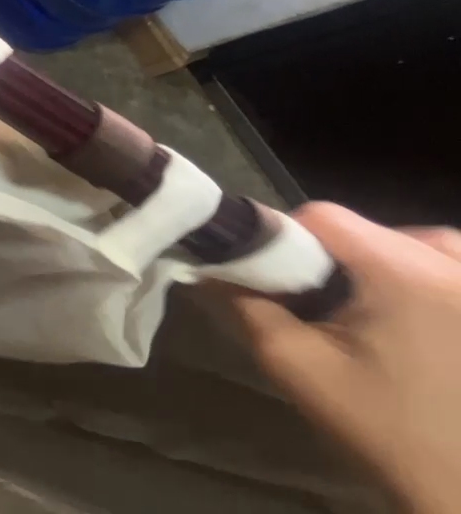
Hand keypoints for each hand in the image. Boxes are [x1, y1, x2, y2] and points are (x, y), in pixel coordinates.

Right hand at [234, 203, 460, 512]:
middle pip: (373, 229)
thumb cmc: (382, 425)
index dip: (284, 238)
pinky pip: (457, 269)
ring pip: (426, 244)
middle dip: (336, 255)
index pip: (324, 216)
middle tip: (320, 301)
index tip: (273, 278)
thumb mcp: (294, 362)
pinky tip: (416, 313)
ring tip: (368, 305)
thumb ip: (245, 302)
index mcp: (407, 275)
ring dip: (388, 262)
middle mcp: (457, 271)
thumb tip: (206, 264)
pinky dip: (431, 275)